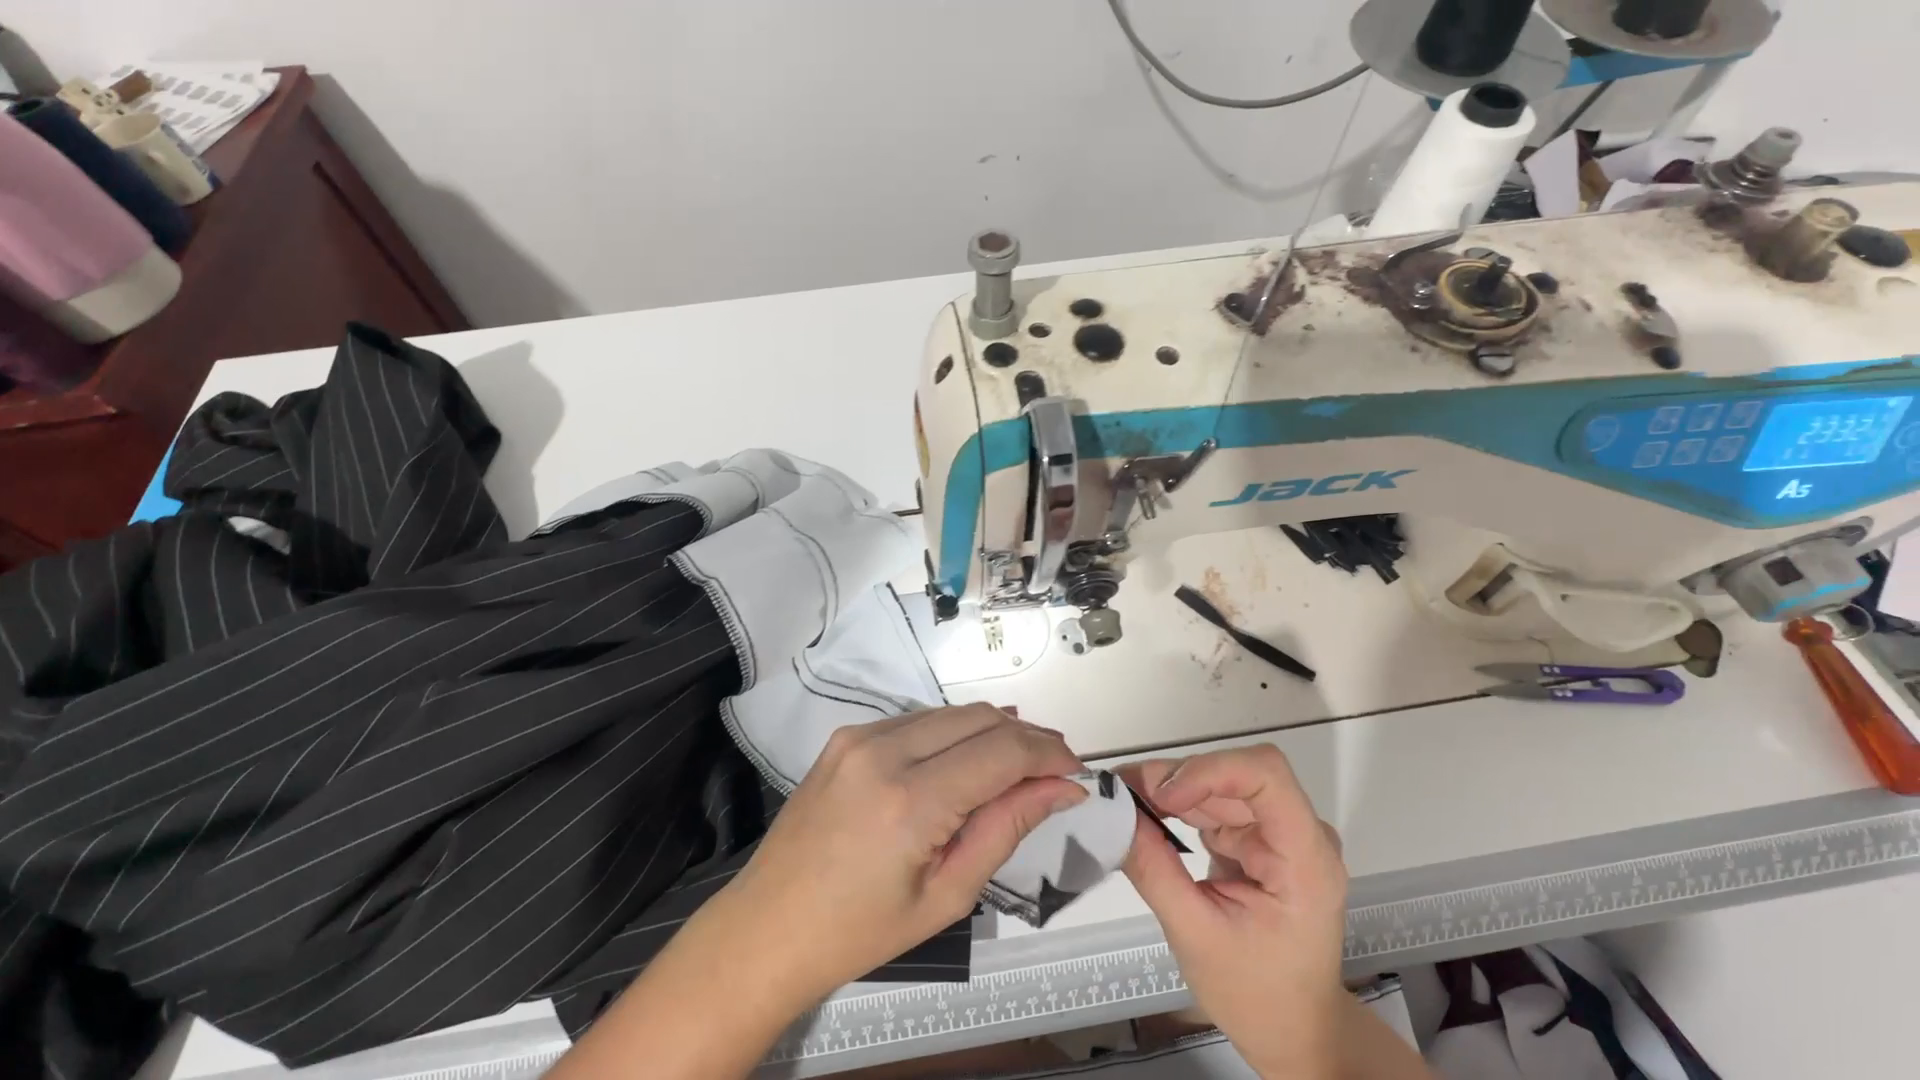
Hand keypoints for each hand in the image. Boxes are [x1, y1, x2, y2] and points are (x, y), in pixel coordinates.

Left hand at [722, 704, 1087, 1000]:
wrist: (768, 928)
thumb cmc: (858, 931)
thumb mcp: (947, 894)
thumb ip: (1007, 828)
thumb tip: (1061, 788)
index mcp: (909, 800)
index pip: (1003, 750)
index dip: (1049, 753)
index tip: (1077, 771)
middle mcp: (882, 751)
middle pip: (980, 718)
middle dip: (1028, 736)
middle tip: (1057, 768)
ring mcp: (857, 738)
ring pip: (950, 713)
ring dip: (993, 731)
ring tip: (1023, 765)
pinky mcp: (844, 738)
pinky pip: (916, 721)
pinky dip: (954, 733)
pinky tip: (970, 759)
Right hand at [1119, 746, 1349, 1078]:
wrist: (1293, 1029)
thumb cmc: (1255, 994)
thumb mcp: (1195, 935)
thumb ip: (1154, 870)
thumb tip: (1113, 815)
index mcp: (1305, 860)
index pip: (1266, 777)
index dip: (1210, 771)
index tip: (1162, 797)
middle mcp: (1301, 835)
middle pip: (1238, 777)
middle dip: (1177, 781)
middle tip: (1120, 795)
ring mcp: (1282, 836)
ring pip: (1222, 786)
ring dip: (1172, 793)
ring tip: (1126, 806)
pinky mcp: (1261, 842)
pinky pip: (1217, 807)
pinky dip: (1180, 810)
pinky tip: (1148, 819)